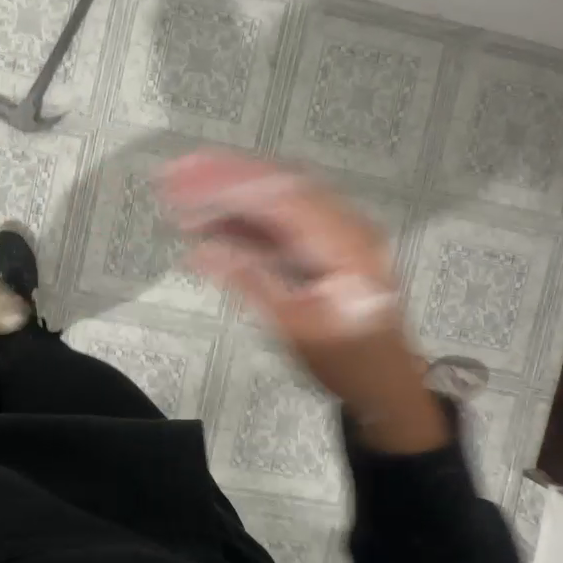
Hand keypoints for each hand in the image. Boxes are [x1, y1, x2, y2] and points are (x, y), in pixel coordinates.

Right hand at [158, 150, 447, 452]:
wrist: (388, 387)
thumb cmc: (349, 363)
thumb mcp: (297, 329)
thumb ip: (252, 282)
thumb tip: (203, 251)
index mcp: (345, 242)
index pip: (280, 195)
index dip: (229, 182)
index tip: (186, 178)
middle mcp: (343, 226)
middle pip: (276, 185)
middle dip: (222, 176)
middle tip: (174, 175)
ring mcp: (334, 234)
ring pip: (274, 200)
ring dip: (228, 194)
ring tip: (180, 195)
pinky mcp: (322, 248)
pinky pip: (279, 222)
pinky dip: (242, 218)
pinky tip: (209, 223)